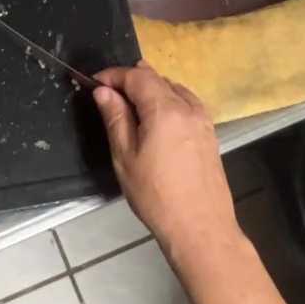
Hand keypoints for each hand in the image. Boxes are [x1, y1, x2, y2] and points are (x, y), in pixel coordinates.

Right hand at [92, 62, 240, 257]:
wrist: (200, 227)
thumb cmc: (156, 195)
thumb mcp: (125, 157)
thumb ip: (115, 118)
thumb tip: (104, 91)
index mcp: (164, 110)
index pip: (136, 77)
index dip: (113, 75)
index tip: (94, 83)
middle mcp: (187, 108)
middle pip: (157, 79)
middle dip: (131, 79)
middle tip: (108, 92)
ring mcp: (203, 120)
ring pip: (174, 88)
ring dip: (151, 88)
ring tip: (130, 102)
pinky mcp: (210, 133)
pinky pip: (187, 103)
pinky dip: (169, 99)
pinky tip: (159, 116)